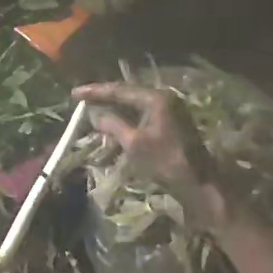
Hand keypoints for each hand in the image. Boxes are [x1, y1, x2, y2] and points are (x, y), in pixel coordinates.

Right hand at [72, 83, 223, 215]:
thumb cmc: (165, 161)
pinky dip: (125, 120)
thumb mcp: (134, 143)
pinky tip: (112, 126)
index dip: (95, 91)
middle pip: (127, 94)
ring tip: (93, 112)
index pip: (119, 90)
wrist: (198, 182)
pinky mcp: (170, 123)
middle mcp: (163, 99)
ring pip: (133, 105)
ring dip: (114, 110)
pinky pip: (141, 115)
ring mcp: (168, 111)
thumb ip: (112, 124)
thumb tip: (94, 114)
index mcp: (156, 98)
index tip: (74, 93)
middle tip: (81, 99)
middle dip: (103, 98)